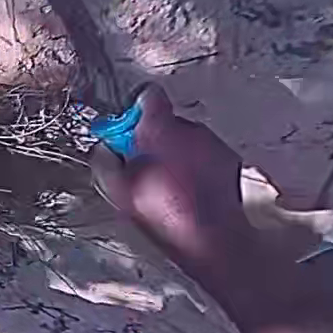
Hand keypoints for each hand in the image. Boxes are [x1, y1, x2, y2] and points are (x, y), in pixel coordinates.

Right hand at [89, 87, 259, 284]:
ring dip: (169, 149)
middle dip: (147, 135)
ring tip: (159, 178)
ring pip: (183, 136)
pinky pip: (201, 150)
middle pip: (163, 119)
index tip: (122, 128)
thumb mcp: (112, 184)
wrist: (209, 237)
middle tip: (135, 160)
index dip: (131, 108)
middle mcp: (191, 130)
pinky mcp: (229, 159)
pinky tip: (181, 184)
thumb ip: (103, 156)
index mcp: (160, 130)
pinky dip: (190, 161)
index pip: (147, 96)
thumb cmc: (160, 210)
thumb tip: (104, 145)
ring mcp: (214, 144)